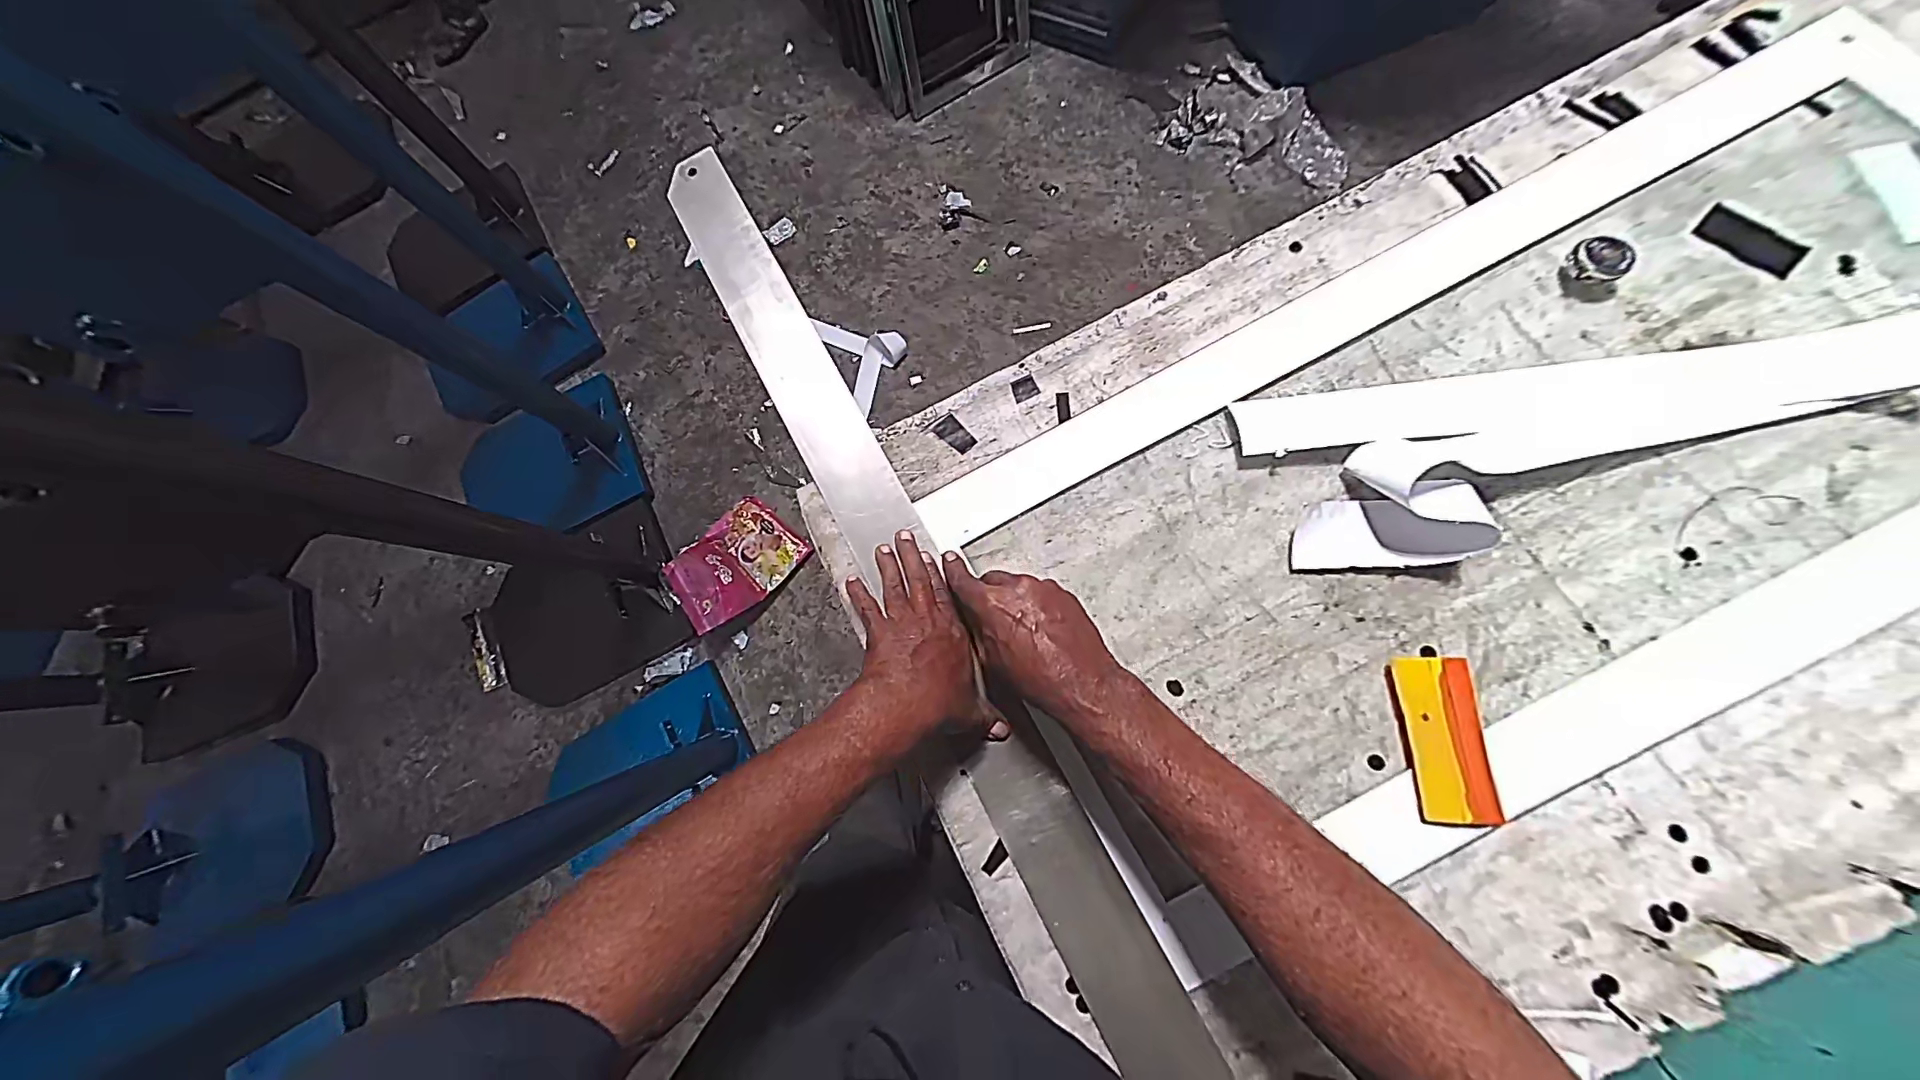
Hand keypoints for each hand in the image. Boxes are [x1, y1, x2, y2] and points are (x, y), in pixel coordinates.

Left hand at [846, 532, 1006, 741]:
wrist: (906, 704)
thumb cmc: (936, 703)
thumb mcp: (969, 712)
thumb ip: (985, 716)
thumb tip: (1000, 728)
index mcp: (953, 632)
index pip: (949, 595)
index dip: (942, 574)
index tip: (938, 558)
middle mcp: (928, 620)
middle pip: (919, 580)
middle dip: (912, 556)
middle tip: (906, 538)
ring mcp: (902, 623)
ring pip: (895, 585)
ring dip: (888, 565)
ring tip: (883, 549)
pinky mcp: (880, 632)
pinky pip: (867, 607)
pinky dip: (858, 594)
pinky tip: (852, 581)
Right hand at [941, 555, 1132, 727]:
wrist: (1082, 684)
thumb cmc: (1042, 680)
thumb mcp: (991, 663)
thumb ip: (976, 632)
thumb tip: (973, 624)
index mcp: (992, 605)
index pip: (963, 579)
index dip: (954, 571)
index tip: (951, 563)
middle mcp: (1018, 590)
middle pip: (992, 581)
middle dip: (989, 597)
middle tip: (992, 620)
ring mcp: (1043, 589)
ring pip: (1018, 587)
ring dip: (1015, 602)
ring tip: (1023, 633)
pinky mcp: (1063, 594)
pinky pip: (1041, 593)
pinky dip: (1037, 606)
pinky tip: (1041, 632)